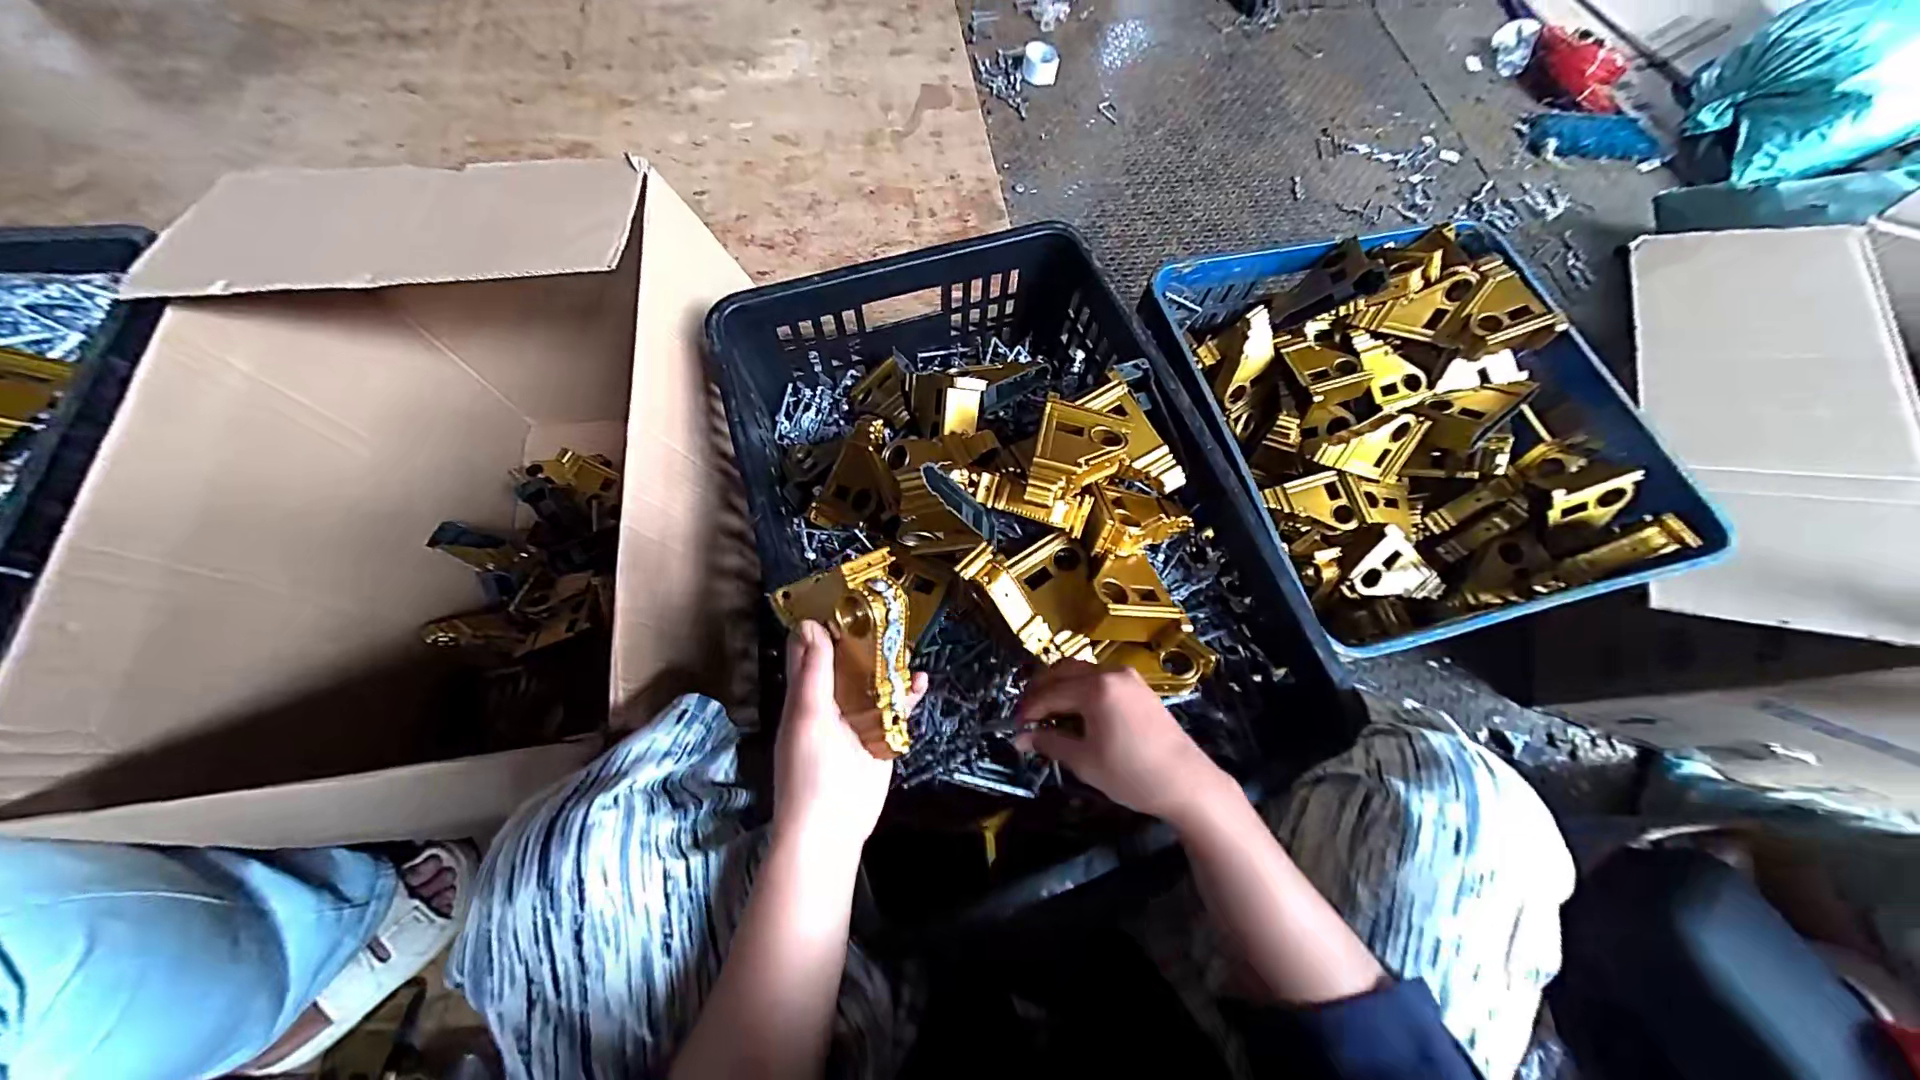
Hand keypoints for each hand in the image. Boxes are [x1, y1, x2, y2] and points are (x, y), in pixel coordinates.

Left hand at [773, 620, 925, 856]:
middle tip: (885, 612)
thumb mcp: (808, 715)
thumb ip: (812, 672)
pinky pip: (895, 709)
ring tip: (906, 642)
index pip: (813, 652)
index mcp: (807, 696)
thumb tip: (809, 625)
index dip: (825, 625)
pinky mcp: (881, 736)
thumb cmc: (810, 770)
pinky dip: (907, 694)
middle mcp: (831, 703)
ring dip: (888, 664)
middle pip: (848, 664)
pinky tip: (920, 681)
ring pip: (874, 683)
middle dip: (864, 641)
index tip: (844, 598)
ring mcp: (858, 720)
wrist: (832, 827)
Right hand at [1013, 660, 1232, 822]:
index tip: (1015, 728)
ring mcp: (1128, 678)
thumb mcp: (1084, 761)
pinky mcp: (1139, 688)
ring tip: (1048, 714)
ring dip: (1060, 688)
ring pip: (1081, 673)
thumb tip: (1021, 738)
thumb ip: (1049, 743)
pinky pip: (1100, 680)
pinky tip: (1076, 712)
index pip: (1049, 692)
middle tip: (1027, 717)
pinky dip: (1081, 690)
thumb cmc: (1132, 773)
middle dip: (1040, 692)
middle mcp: (1110, 673)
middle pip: (1063, 672)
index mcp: (1095, 688)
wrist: (1188, 783)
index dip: (1028, 710)